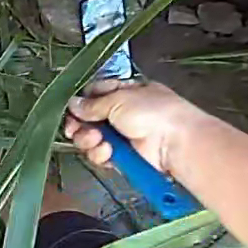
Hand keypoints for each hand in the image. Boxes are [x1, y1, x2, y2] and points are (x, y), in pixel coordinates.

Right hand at [63, 79, 214, 177]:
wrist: (177, 143)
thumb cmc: (153, 112)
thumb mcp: (119, 99)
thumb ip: (93, 104)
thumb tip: (73, 104)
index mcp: (126, 91)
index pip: (96, 93)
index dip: (81, 101)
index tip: (71, 109)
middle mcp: (124, 112)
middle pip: (89, 118)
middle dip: (80, 125)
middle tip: (74, 129)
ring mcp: (123, 135)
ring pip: (92, 138)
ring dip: (89, 140)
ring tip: (97, 140)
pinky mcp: (123, 156)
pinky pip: (101, 155)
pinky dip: (100, 154)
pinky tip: (107, 152)